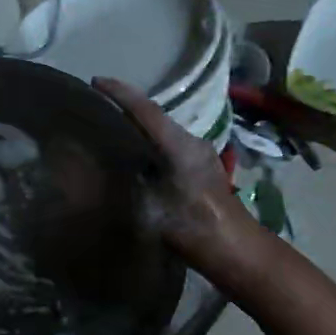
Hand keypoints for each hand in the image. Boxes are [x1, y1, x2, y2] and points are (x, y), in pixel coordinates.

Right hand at [93, 76, 257, 262]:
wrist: (239, 253)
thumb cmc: (196, 228)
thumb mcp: (152, 208)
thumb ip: (129, 184)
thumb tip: (107, 168)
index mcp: (180, 145)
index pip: (146, 110)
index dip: (120, 93)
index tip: (96, 81)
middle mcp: (192, 143)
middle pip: (156, 118)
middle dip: (127, 109)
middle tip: (96, 107)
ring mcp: (202, 157)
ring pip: (164, 134)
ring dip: (140, 129)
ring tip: (110, 131)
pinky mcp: (203, 173)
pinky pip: (171, 150)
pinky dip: (151, 147)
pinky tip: (136, 161)